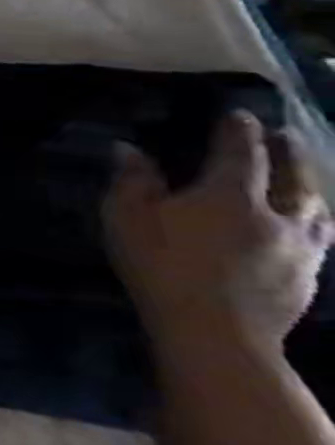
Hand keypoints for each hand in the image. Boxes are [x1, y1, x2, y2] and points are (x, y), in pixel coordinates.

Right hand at [104, 110, 333, 351]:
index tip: (240, 113)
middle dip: (289, 154)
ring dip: (310, 189)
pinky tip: (301, 227)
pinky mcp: (306, 277)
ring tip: (304, 179)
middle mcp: (276, 217)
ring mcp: (299, 251)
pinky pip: (316, 238)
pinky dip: (311, 221)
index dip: (239, 131)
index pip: (241, 154)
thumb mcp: (127, 216)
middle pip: (294, 180)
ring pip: (316, 211)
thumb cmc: (161, 263)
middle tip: (284, 135)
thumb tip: (131, 149)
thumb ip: (133, 180)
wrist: (216, 331)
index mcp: (230, 196)